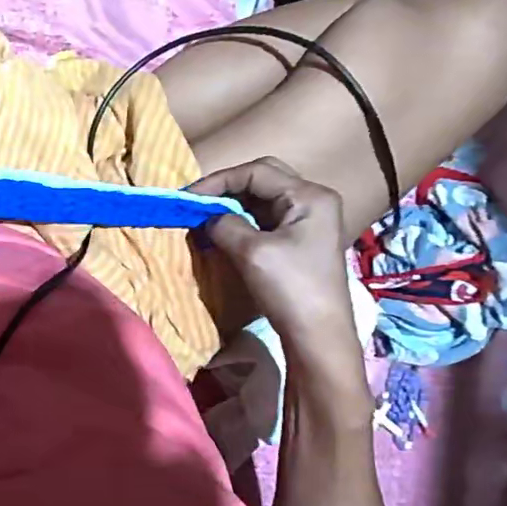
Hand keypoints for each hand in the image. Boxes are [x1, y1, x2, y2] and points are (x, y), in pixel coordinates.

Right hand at [188, 158, 359, 350]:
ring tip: (206, 219)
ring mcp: (309, 221)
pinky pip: (266, 220)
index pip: (257, 172)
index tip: (189, 198)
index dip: (219, 181)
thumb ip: (225, 225)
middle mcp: (313, 200)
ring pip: (263, 200)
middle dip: (227, 189)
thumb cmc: (290, 288)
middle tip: (198, 203)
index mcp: (309, 196)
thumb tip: (209, 218)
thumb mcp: (252, 252)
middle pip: (263, 179)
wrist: (317, 334)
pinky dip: (242, 222)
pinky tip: (224, 233)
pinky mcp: (300, 241)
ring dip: (233, 206)